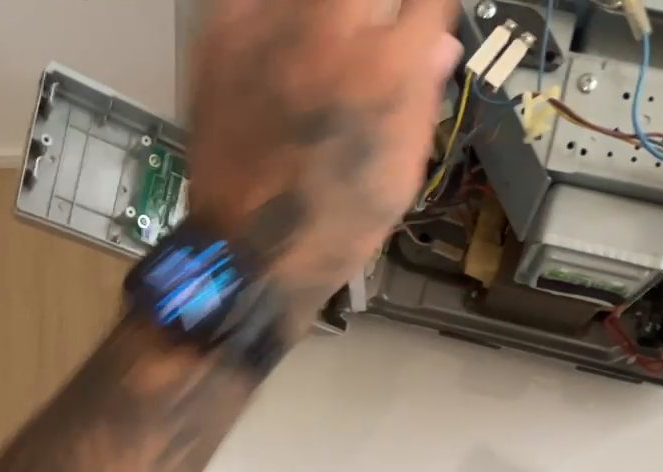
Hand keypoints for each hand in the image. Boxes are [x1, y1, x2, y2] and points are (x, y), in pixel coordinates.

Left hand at [185, 0, 462, 321]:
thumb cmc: (331, 227)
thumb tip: (437, 47)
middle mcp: (334, 31)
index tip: (418, 30)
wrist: (250, 255)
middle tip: (363, 42)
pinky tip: (277, 46)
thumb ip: (421, 98)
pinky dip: (269, 14)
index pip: (427, 2)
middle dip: (372, 14)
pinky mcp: (225, 38)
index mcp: (390, 66)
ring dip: (323, 15)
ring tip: (317, 53)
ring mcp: (274, 29)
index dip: (424, 19)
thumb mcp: (400, 176)